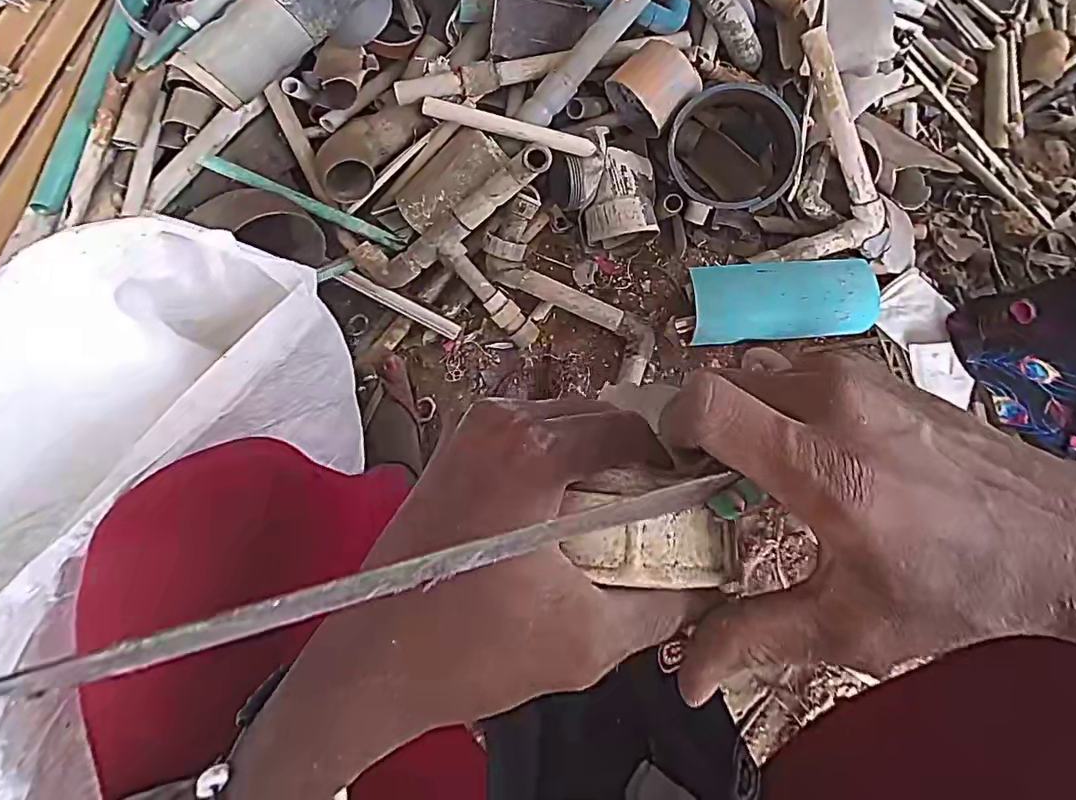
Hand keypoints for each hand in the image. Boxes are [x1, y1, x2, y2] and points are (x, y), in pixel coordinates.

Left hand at [227, 399, 709, 797]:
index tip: (686, 491)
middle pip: (597, 415)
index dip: (668, 459)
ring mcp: (473, 425)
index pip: (629, 429)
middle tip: (654, 505)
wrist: (373, 659)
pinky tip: (563, 503)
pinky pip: (528, 429)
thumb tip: (702, 589)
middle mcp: (501, 419)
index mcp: (533, 449)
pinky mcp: (458, 442)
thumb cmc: (471, 648)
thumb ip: (661, 609)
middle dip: (634, 454)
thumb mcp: (586, 638)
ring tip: (612, 508)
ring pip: (563, 417)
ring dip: (595, 452)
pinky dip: (557, 454)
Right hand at [660, 350, 1075, 704]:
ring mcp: (851, 375)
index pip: (707, 404)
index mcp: (823, 467)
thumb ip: (757, 639)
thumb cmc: (958, 587)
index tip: (680, 468)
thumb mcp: (853, 627)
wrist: (1061, 534)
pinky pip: (788, 368)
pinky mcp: (867, 367)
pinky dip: (773, 399)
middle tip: (714, 474)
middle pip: (718, 383)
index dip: (672, 427)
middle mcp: (831, 402)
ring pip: (750, 371)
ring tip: (759, 458)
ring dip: (738, 410)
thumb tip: (687, 681)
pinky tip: (804, 442)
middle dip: (701, 424)